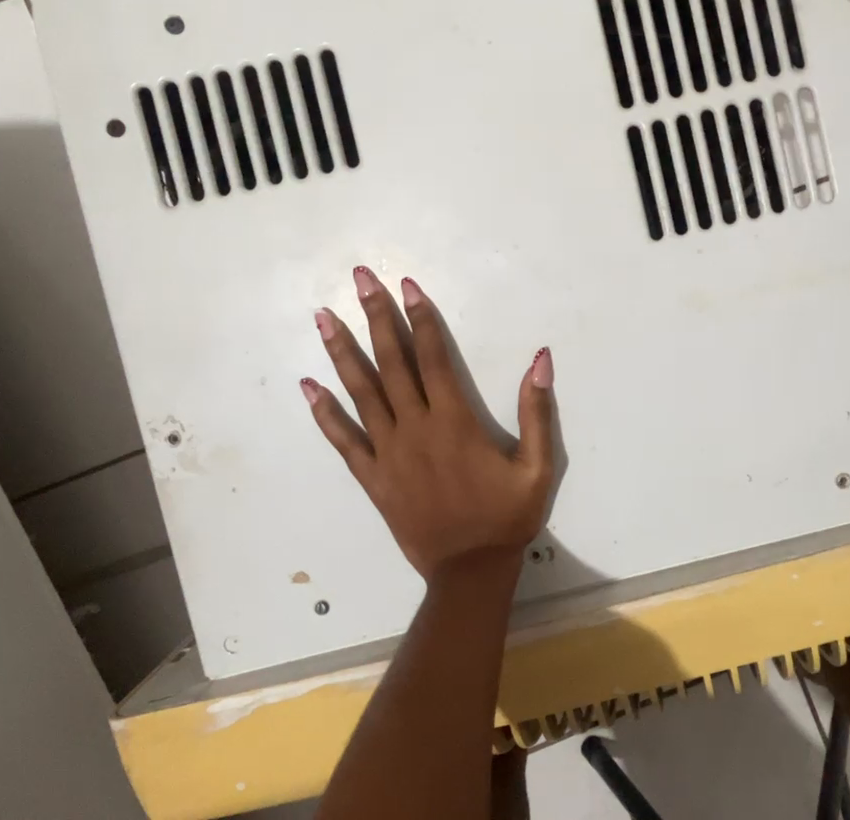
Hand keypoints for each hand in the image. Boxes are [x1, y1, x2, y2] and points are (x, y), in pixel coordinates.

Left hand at [301, 268, 556, 581]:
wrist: (469, 571)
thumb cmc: (506, 516)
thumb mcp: (539, 466)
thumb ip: (537, 410)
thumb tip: (541, 358)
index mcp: (455, 421)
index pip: (434, 357)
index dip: (422, 318)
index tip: (407, 286)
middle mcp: (415, 428)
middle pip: (391, 362)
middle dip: (376, 317)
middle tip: (359, 279)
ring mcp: (388, 452)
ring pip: (361, 392)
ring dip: (341, 352)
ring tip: (323, 316)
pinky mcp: (372, 477)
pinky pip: (343, 440)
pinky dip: (324, 412)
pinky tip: (308, 386)